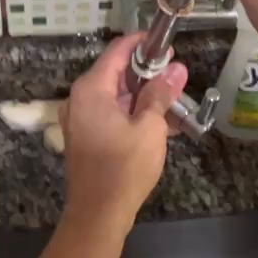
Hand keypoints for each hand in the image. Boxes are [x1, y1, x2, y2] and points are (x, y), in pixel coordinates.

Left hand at [58, 34, 187, 231]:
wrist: (98, 214)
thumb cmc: (124, 167)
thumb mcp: (149, 127)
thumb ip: (161, 94)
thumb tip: (176, 68)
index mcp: (91, 89)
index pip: (117, 51)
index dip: (143, 44)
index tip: (167, 44)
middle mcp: (80, 99)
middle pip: (116, 73)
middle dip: (148, 73)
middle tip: (176, 75)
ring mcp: (81, 119)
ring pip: (116, 96)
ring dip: (144, 96)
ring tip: (175, 100)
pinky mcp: (86, 137)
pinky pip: (112, 115)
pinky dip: (134, 114)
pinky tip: (162, 122)